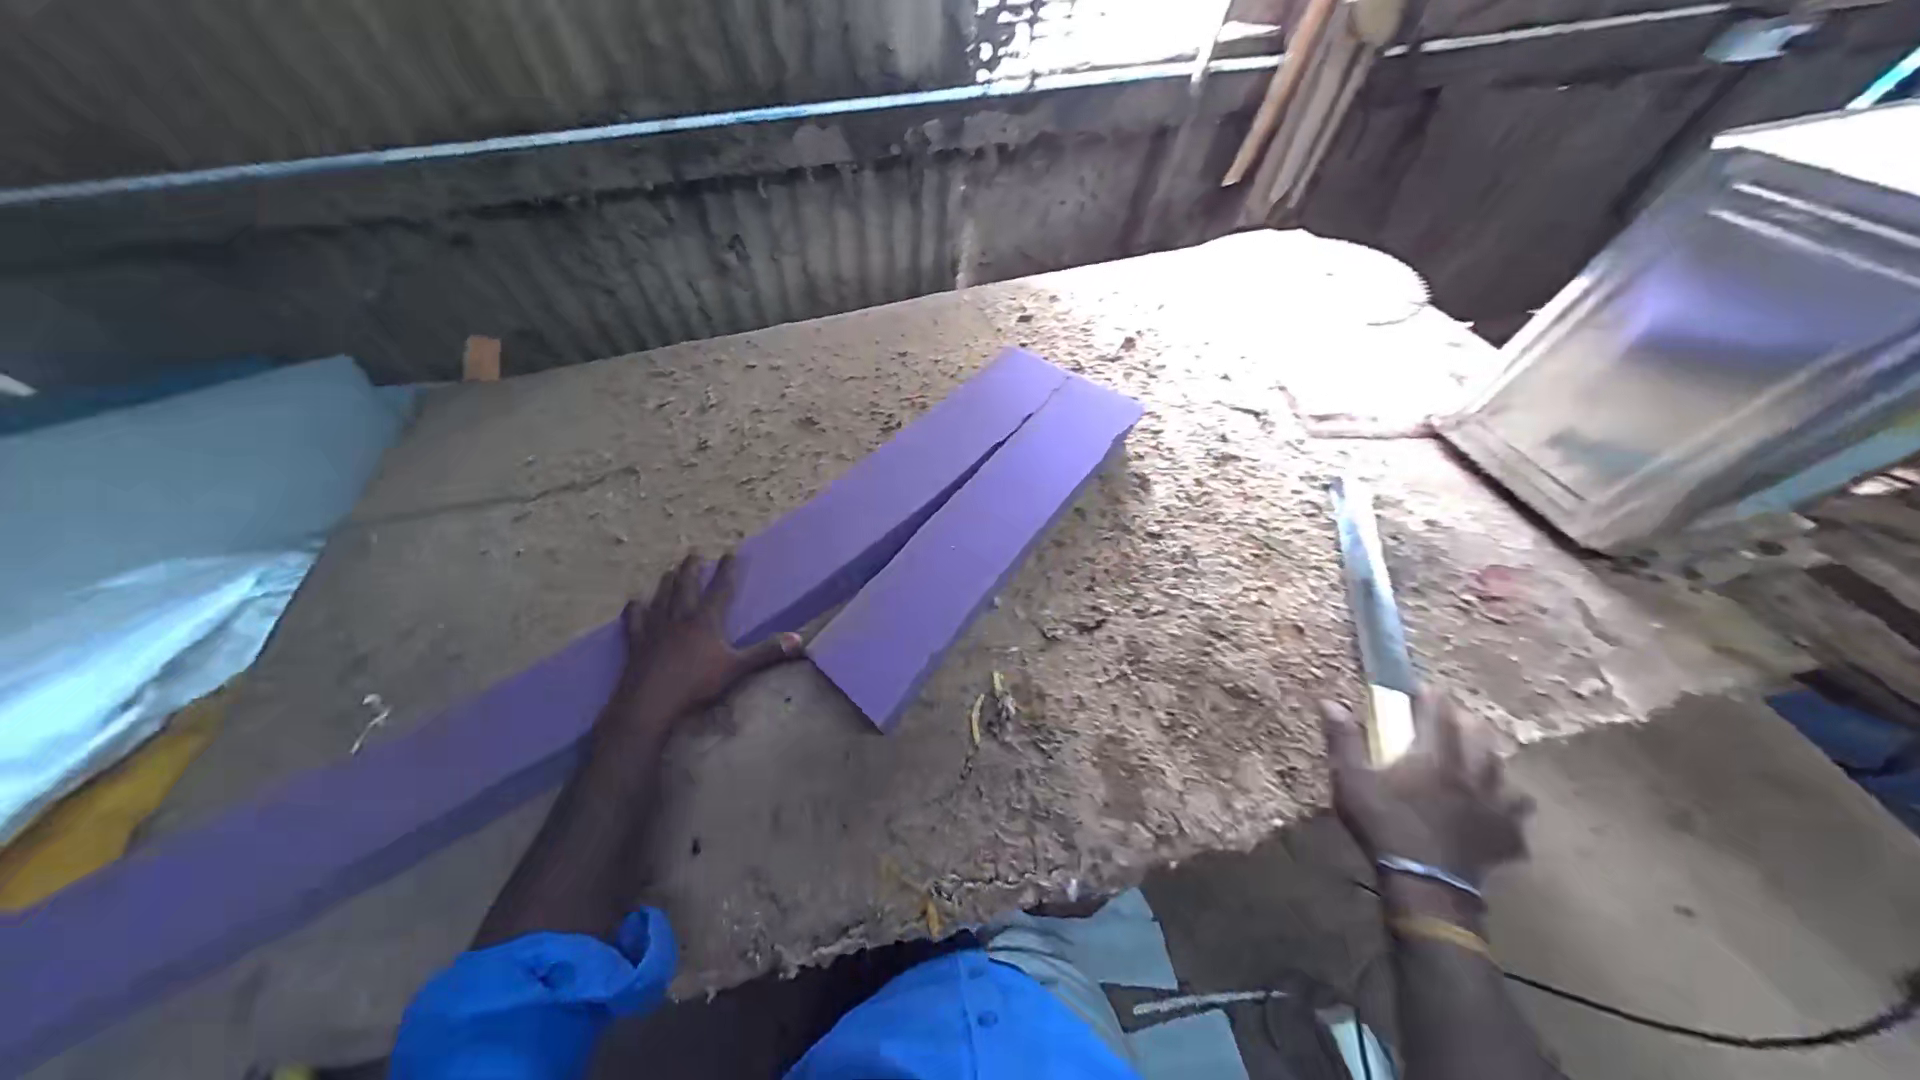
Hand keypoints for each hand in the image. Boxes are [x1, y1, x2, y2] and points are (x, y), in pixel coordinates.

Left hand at [608, 552, 801, 735]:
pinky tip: (634, 602)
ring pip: (662, 599)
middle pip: (686, 587)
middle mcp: (680, 618)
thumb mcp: (737, 668)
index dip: (726, 571)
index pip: (720, 590)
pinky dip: (635, 610)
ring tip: (668, 571)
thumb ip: (767, 653)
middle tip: (693, 553)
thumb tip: (800, 640)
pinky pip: (636, 621)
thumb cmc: (697, 684)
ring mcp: (656, 629)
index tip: (729, 553)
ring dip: (667, 583)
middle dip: (691, 569)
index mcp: (706, 621)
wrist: (651, 702)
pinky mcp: (638, 643)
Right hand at [1320, 693, 1533, 888]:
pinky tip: (1496, 811)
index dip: (1431, 695)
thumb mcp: (1351, 780)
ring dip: (1488, 757)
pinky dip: (1508, 806)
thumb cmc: (1382, 825)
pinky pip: (1517, 813)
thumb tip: (1330, 702)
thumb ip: (1344, 740)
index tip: (1421, 687)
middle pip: (1478, 734)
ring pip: (1503, 770)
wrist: (1424, 884)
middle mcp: (1472, 773)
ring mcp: (1496, 805)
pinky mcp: (1507, 835)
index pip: (1439, 712)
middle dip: (1463, 720)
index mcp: (1434, 755)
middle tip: (1448, 719)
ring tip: (1476, 758)